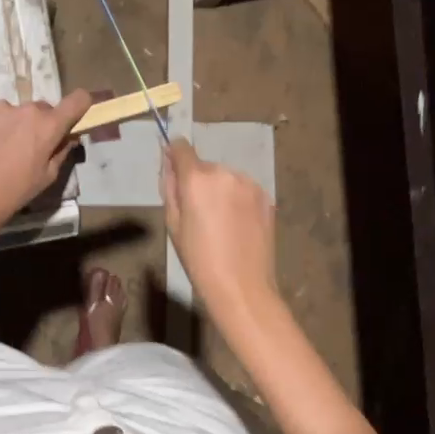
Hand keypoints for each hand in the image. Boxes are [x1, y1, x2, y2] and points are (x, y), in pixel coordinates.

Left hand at [0, 90, 93, 237]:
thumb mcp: (46, 178)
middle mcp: (25, 109)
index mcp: (48, 126)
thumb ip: (61, 152)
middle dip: (39, 124)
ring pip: (13, 112)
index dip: (80, 105)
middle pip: (41, 110)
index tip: (74, 115)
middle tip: (27, 147)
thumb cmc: (13, 193)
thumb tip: (67, 138)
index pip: (77, 100)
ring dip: (12, 124)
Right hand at [161, 140, 278, 314]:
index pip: (182, 147)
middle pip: (204, 166)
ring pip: (225, 178)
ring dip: (219, 190)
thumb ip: (169, 188)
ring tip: (220, 222)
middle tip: (198, 214)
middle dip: (198, 181)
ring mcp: (249, 184)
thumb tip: (168, 164)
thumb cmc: (199, 259)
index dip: (174, 155)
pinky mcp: (266, 197)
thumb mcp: (173, 225)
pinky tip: (238, 225)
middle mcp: (224, 173)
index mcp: (197, 179)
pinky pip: (243, 190)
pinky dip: (237, 200)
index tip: (173, 170)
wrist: (242, 286)